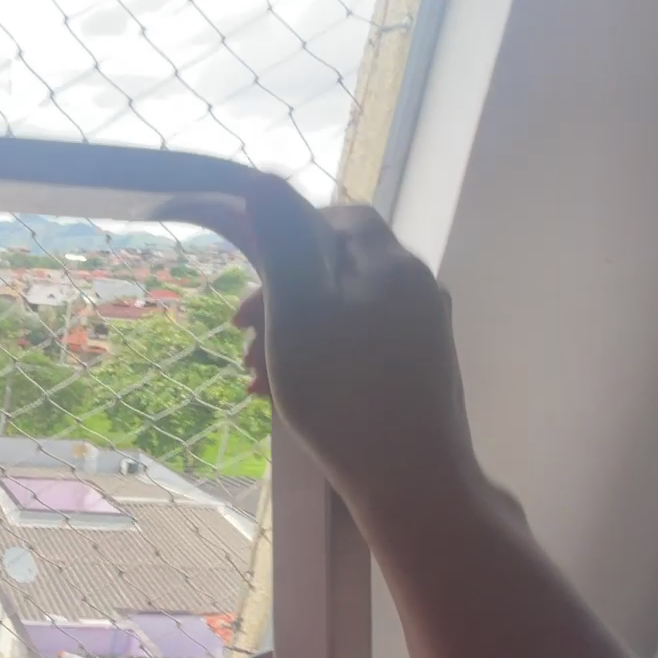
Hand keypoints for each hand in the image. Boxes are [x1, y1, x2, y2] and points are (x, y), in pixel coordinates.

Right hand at [234, 188, 482, 512]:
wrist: (408, 475)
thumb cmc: (341, 394)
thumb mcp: (296, 314)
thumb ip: (280, 246)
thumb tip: (261, 183)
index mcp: (387, 266)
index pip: (341, 219)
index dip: (290, 231)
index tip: (249, 268)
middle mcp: (412, 288)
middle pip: (334, 269)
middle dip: (278, 296)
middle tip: (239, 335)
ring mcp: (418, 329)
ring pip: (339, 310)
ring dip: (288, 332)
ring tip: (253, 374)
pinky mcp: (414, 365)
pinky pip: (354, 341)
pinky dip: (315, 354)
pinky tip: (285, 390)